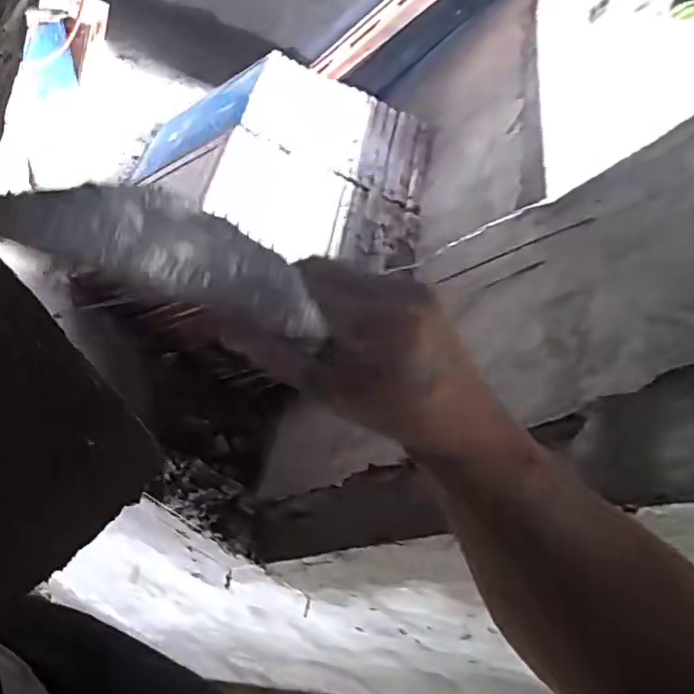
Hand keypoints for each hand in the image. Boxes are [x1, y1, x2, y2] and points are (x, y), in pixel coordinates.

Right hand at [224, 259, 516, 457]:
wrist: (463, 425)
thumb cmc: (394, 414)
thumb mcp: (328, 391)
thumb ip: (278, 356)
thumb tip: (230, 331)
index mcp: (378, 315)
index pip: (308, 279)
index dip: (272, 287)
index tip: (249, 304)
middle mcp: (397, 288)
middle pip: (324, 268)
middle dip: (290, 286)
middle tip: (271, 315)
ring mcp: (411, 286)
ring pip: (342, 272)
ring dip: (314, 289)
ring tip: (302, 322)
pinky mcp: (419, 291)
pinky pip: (362, 280)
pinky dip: (338, 294)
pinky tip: (334, 323)